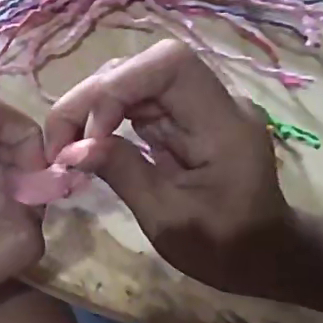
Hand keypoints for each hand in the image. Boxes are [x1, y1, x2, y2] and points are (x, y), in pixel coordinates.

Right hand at [45, 39, 293, 298]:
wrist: (265, 257)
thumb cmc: (225, 247)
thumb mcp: (168, 219)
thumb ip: (122, 172)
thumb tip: (72, 148)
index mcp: (223, 123)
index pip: (170, 65)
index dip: (119, 87)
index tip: (91, 135)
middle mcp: (213, 101)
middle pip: (143, 68)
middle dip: (93, 98)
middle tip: (57, 143)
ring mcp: (196, 106)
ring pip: (133, 80)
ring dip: (90, 107)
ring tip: (63, 146)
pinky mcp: (182, 117)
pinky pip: (135, 102)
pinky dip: (103, 118)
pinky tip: (84, 144)